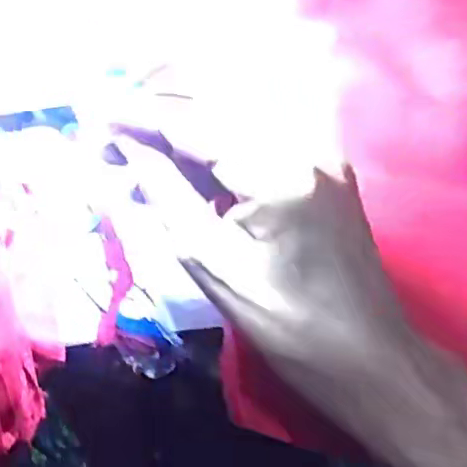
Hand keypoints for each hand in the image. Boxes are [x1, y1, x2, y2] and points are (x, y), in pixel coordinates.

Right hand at [114, 108, 466, 466]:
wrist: (374, 363)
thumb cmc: (285, 320)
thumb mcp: (205, 256)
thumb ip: (160, 185)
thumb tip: (121, 140)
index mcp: (278, 173)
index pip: (188, 123)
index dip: (135, 116)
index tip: (93, 117)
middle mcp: (302, 146)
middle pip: (206, 103)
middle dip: (150, 111)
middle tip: (107, 131)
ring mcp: (315, 151)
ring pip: (224, 110)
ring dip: (173, 120)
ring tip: (131, 145)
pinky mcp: (316, 161)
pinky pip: (245, 129)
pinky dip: (202, 136)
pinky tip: (172, 156)